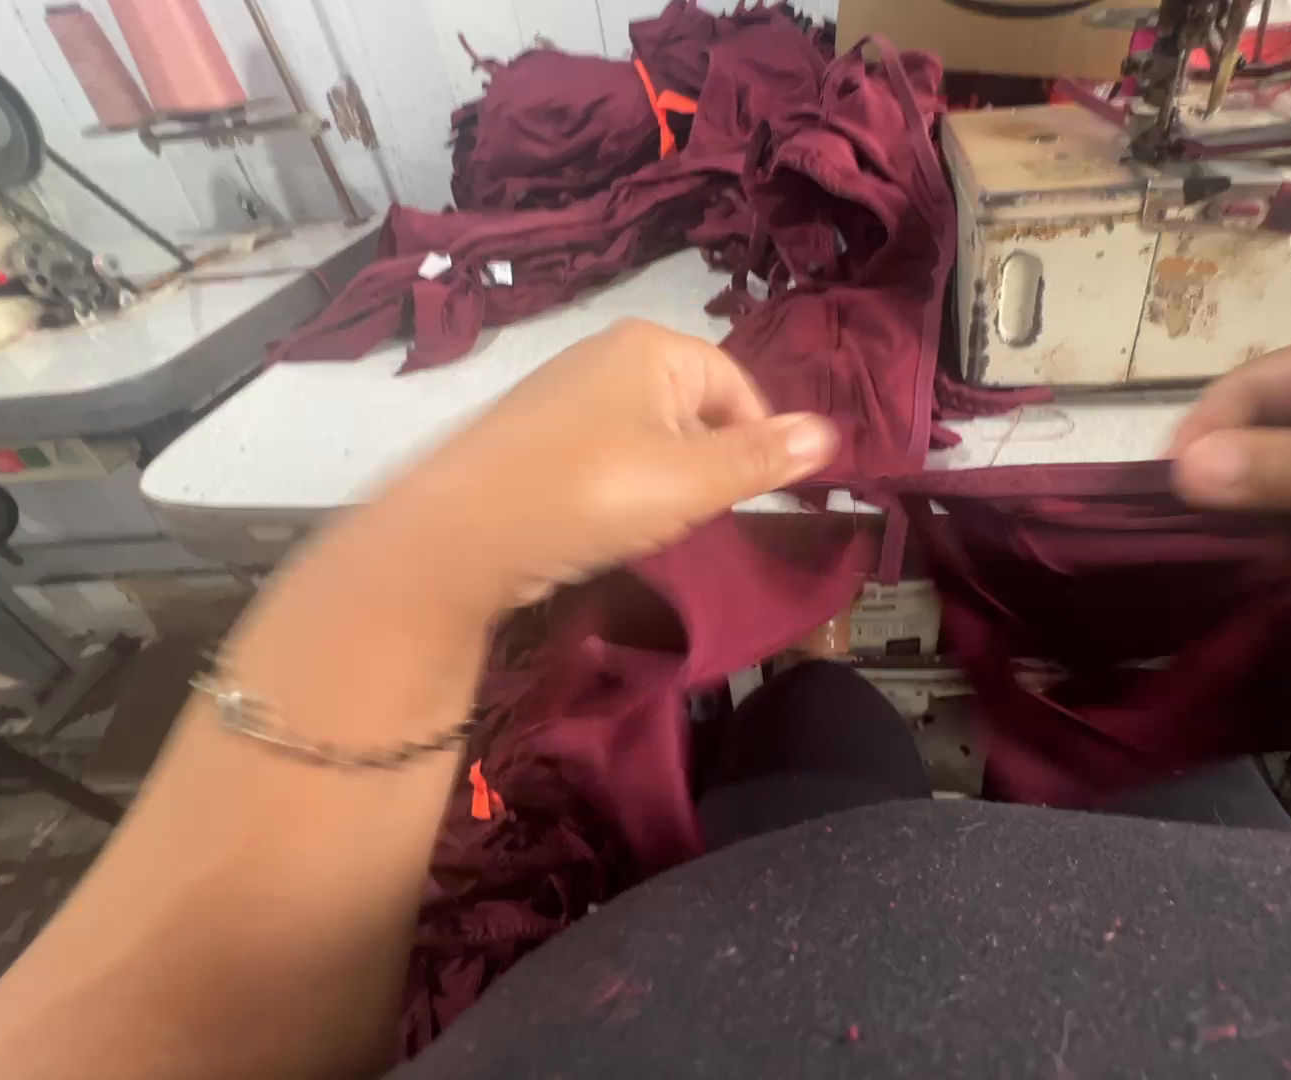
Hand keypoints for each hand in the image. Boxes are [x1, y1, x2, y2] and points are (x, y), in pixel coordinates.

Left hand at [366, 318, 837, 613]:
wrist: (460, 535)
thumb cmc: (591, 494)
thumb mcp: (691, 481)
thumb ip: (763, 458)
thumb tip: (830, 434)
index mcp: (652, 348)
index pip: (739, 386)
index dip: (757, 441)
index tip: (751, 495)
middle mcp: (609, 356)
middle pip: (698, 409)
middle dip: (709, 464)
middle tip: (695, 513)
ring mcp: (569, 394)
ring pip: (655, 436)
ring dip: (669, 481)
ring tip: (651, 522)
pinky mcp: (543, 435)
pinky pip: (613, 452)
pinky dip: (626, 485)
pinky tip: (611, 520)